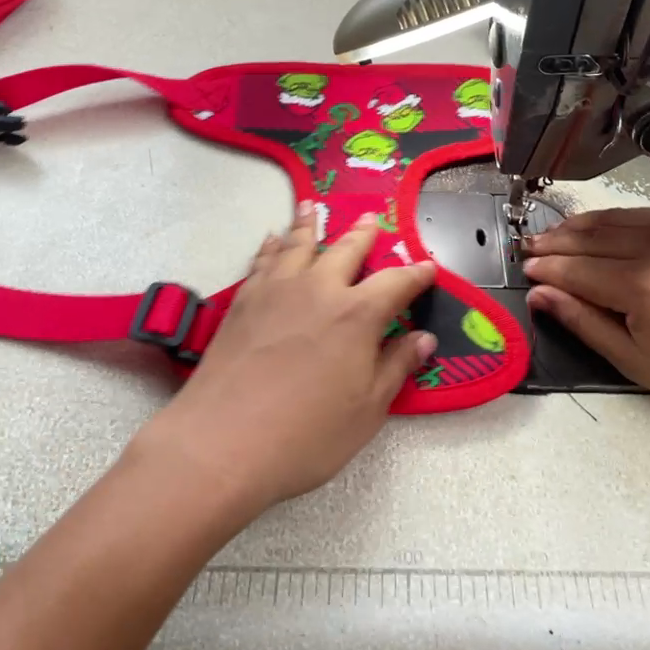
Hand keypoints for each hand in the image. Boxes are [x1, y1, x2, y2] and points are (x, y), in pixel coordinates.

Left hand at [132, 201, 438, 510]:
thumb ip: (395, 368)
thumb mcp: (366, 411)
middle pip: (346, 250)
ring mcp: (276, 291)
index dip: (416, 275)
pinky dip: (270, 246)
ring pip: (298, 245)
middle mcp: (318, 289)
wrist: (221, 443)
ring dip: (309, 223)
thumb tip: (423, 339)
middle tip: (373, 219)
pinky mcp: (243, 301)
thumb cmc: (305, 436)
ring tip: (312, 206)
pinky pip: (262, 261)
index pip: (396, 283)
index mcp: (357, 315)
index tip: (428, 267)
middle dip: (364, 234)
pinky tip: (271, 240)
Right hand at [524, 207, 649, 433]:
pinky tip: (596, 228)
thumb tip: (541, 294)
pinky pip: (640, 216)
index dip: (547, 270)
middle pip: (590, 239)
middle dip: (555, 244)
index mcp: (641, 285)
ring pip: (613, 221)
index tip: (524, 271)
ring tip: (552, 236)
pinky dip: (612, 220)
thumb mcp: (636, 361)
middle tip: (527, 249)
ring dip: (578, 227)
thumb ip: (583, 321)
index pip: (577, 269)